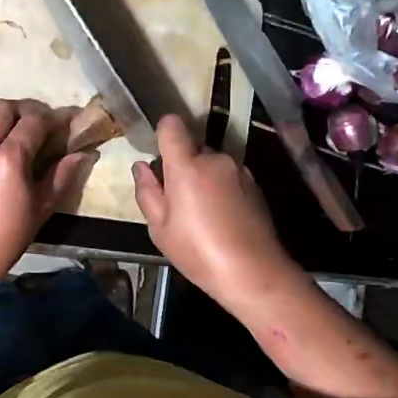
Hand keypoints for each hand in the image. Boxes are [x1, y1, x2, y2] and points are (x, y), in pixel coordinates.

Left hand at [0, 99, 93, 283]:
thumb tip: (84, 153)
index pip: (34, 121)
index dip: (52, 119)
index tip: (62, 125)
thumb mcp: (44, 205)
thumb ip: (63, 174)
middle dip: (24, 111)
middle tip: (36, 126)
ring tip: (8, 130)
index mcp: (10, 158)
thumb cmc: (11, 232)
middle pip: (4, 107)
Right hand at [131, 115, 302, 312]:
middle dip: (184, 166)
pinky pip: (230, 177)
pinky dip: (222, 190)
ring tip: (203, 215)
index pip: (172, 125)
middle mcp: (216, 159)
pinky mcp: (255, 185)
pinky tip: (223, 220)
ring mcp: (240, 170)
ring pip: (213, 164)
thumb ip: (147, 192)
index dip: (163, 134)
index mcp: (187, 166)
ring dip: (205, 179)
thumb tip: (141, 166)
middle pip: (193, 148)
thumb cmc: (198, 252)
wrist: (254, 272)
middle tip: (178, 202)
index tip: (159, 156)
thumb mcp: (159, 229)